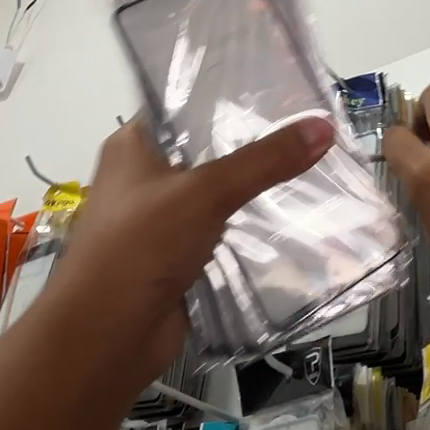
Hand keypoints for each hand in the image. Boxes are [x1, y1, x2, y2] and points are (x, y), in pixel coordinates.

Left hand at [46, 112, 335, 382]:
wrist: (105, 341)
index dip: (228, 95)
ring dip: (253, 190)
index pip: (183, 104)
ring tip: (310, 166)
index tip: (279, 88)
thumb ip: (265, 160)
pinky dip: (249, 229)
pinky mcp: (177, 259)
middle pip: (206, 150)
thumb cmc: (139, 245)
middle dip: (251, 144)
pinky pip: (221, 233)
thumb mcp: (206, 191)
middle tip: (306, 127)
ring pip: (216, 195)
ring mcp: (159, 221)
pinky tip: (292, 218)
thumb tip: (325, 127)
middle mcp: (143, 177)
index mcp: (132, 145)